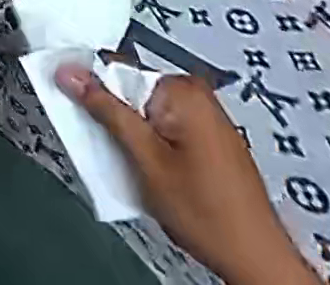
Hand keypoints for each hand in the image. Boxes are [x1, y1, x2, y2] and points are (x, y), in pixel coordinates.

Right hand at [59, 67, 321, 284]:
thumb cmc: (208, 214)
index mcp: (181, 89)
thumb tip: (72, 73)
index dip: (93, 91)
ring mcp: (205, 112)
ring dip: (134, 137)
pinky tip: (157, 175)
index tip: (73, 107)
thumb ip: (106, 111)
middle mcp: (195, 92)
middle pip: (133, 92)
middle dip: (118, 121)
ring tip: (142, 172)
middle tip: (118, 155)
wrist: (257, 259)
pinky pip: (165, 124)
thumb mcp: (145, 161)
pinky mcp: (208, 133)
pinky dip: (153, 144)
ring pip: (147, 112)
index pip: (118, 70)